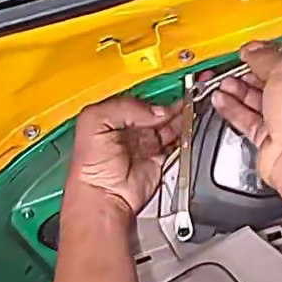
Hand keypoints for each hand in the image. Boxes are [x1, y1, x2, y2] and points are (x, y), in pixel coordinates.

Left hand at [68, 95, 183, 216]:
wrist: (104, 196)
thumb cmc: (91, 167)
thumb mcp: (95, 121)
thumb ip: (124, 108)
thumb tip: (155, 111)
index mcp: (112, 117)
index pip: (138, 97)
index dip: (153, 91)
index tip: (169, 85)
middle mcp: (130, 129)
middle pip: (156, 110)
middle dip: (171, 102)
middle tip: (185, 95)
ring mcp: (146, 144)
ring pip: (169, 124)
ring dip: (180, 116)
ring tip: (191, 107)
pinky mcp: (159, 159)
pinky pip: (176, 143)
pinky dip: (184, 135)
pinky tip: (189, 125)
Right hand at [208, 40, 281, 188]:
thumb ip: (266, 57)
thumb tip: (253, 50)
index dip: (272, 54)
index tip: (253, 50)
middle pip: (275, 83)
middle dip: (252, 73)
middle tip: (234, 66)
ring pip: (260, 103)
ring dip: (240, 91)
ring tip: (222, 82)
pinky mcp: (272, 142)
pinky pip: (249, 121)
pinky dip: (234, 110)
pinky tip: (222, 100)